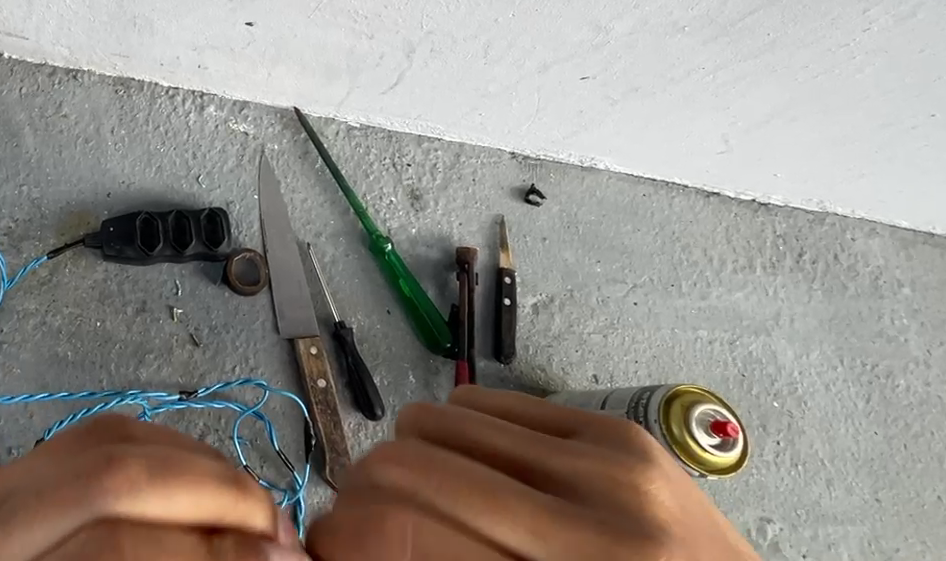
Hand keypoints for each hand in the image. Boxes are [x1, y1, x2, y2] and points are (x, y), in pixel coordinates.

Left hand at [0, 414, 307, 560]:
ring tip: (249, 505)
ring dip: (192, 463)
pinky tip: (196, 482)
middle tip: (280, 533)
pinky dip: (155, 455)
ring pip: (103, 436)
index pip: (113, 544)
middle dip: (212, 492)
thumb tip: (263, 558)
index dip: (210, 551)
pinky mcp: (0, 477)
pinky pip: (88, 440)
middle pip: (108, 470)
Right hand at [307, 386, 761, 560]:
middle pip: (404, 467)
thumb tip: (344, 540)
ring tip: (431, 498)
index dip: (341, 535)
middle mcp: (593, 526)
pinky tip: (481, 474)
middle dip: (360, 493)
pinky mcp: (618, 428)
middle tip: (361, 520)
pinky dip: (456, 437)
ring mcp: (610, 464)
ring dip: (407, 459)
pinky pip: (478, 402)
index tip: (327, 544)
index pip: (402, 534)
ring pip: (429, 420)